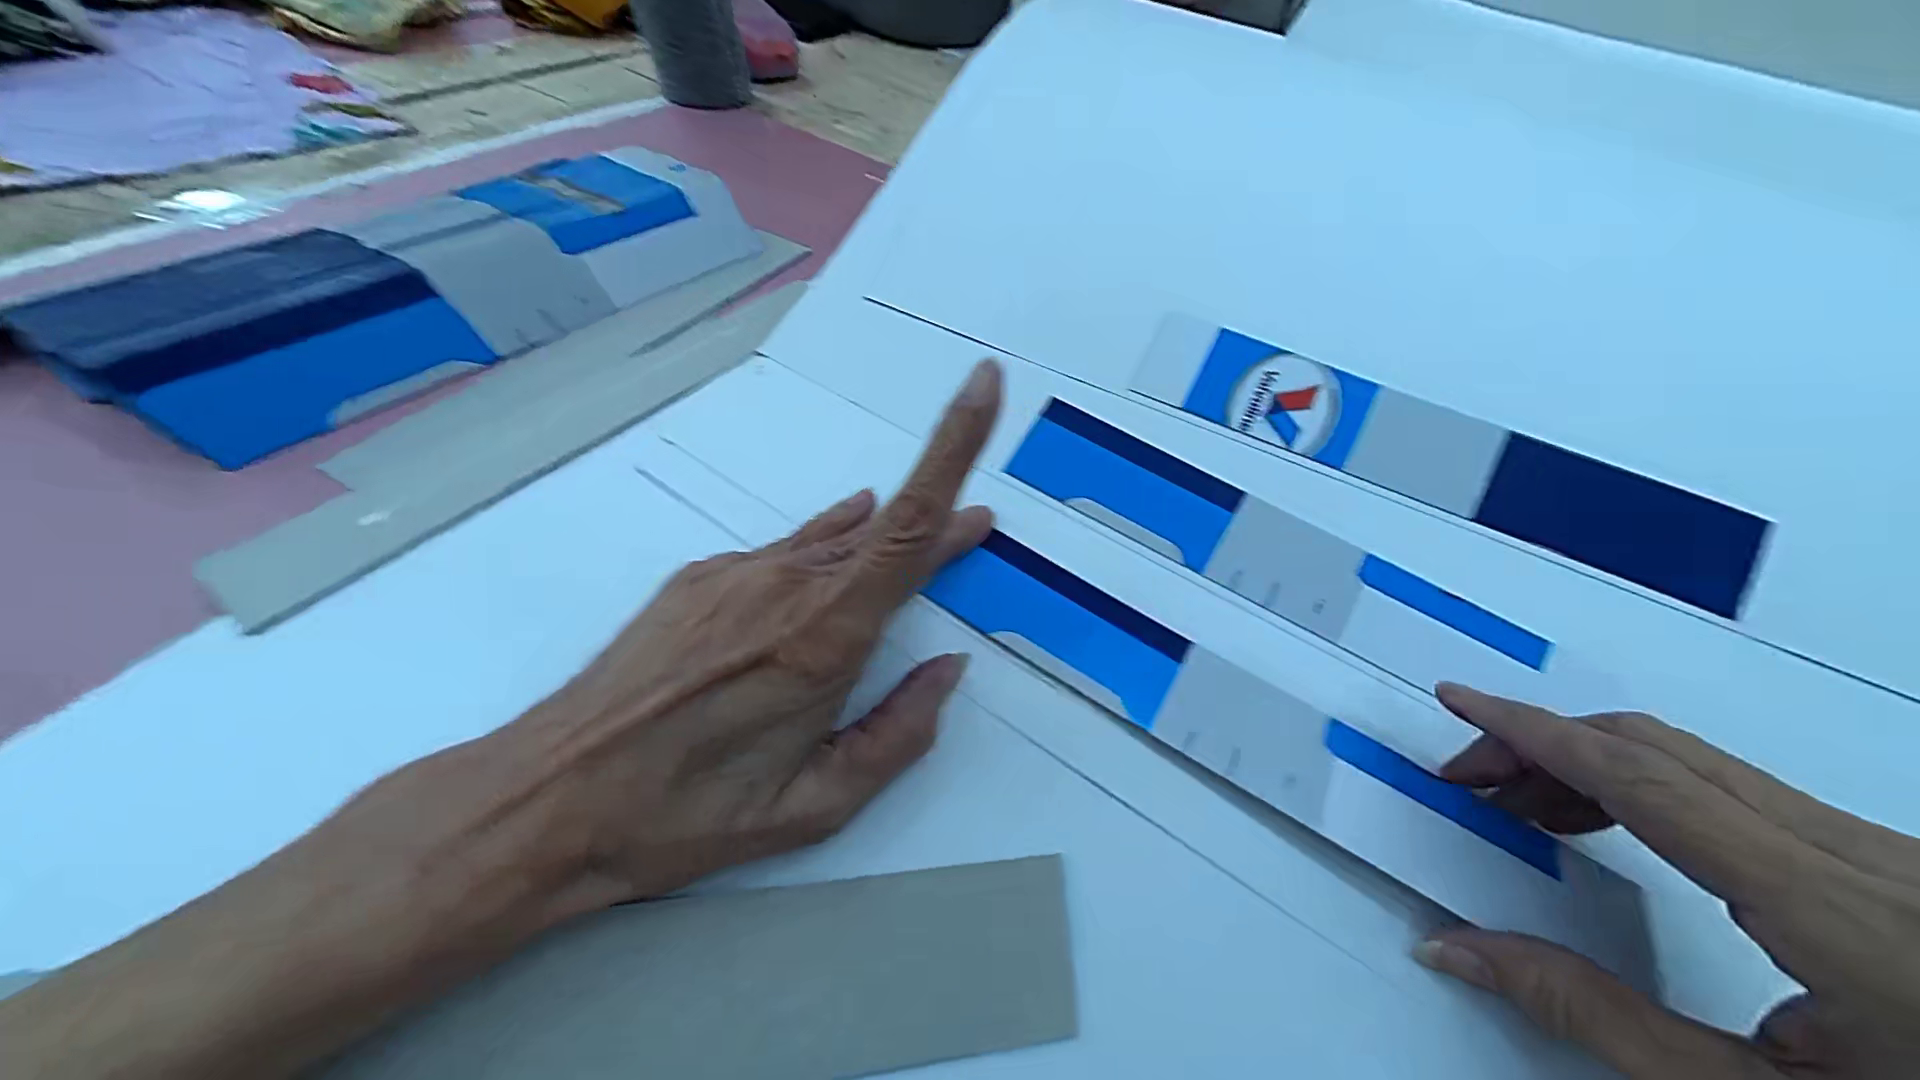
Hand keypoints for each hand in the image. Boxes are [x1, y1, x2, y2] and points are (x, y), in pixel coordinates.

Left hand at [0, 359, 1003, 1079]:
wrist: (548, 798)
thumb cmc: (688, 815)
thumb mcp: (816, 807)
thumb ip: (899, 736)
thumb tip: (948, 669)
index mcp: (825, 638)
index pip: (910, 527)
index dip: (954, 446)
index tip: (985, 385)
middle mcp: (785, 585)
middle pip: (883, 530)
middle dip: (939, 522)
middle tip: (979, 529)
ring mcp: (735, 574)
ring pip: (833, 541)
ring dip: (881, 540)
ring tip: (918, 545)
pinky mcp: (699, 579)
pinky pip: (785, 550)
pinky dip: (825, 545)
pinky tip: (834, 546)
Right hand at [1414, 683, 1919, 1078]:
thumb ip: (1593, 1014)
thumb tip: (1459, 949)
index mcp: (1839, 914)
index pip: (1641, 778)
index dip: (1534, 731)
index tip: (1461, 701)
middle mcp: (1872, 860)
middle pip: (1657, 749)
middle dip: (1541, 744)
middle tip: (1472, 776)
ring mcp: (1889, 853)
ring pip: (1692, 760)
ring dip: (1585, 763)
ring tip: (1523, 803)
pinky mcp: (1888, 859)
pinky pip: (1730, 785)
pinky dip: (1639, 783)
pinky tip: (1603, 818)